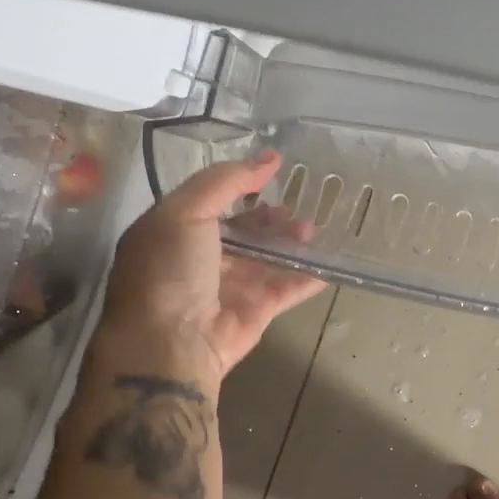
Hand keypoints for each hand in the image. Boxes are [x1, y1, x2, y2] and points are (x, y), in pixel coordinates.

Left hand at [99, 151, 327, 384]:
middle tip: (297, 208)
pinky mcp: (258, 310)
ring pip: (269, 257)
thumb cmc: (169, 270)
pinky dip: (309, 276)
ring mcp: (231, 285)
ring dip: (292, 242)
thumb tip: (269, 157)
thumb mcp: (185, 213)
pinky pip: (289, 288)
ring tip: (311, 229)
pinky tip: (329, 263)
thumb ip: (226, 182)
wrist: (172, 340)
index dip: (241, 184)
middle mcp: (201, 258)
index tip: (275, 169)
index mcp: (173, 232)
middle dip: (271, 217)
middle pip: (245, 230)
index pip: (212, 201)